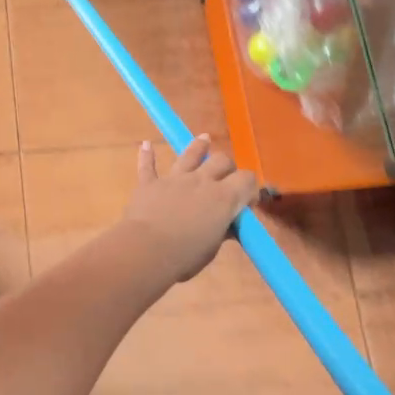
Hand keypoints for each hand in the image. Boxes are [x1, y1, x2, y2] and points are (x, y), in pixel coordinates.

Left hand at [123, 136, 259, 281]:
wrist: (146, 250)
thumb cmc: (185, 255)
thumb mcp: (212, 247)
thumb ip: (221, 230)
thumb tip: (227, 224)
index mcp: (224, 197)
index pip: (246, 179)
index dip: (249, 187)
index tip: (246, 200)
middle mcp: (201, 180)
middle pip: (221, 160)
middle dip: (227, 167)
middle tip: (225, 178)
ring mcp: (174, 178)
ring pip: (189, 154)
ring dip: (198, 146)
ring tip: (204, 139)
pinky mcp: (149, 182)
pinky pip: (148, 165)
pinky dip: (147, 155)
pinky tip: (145, 144)